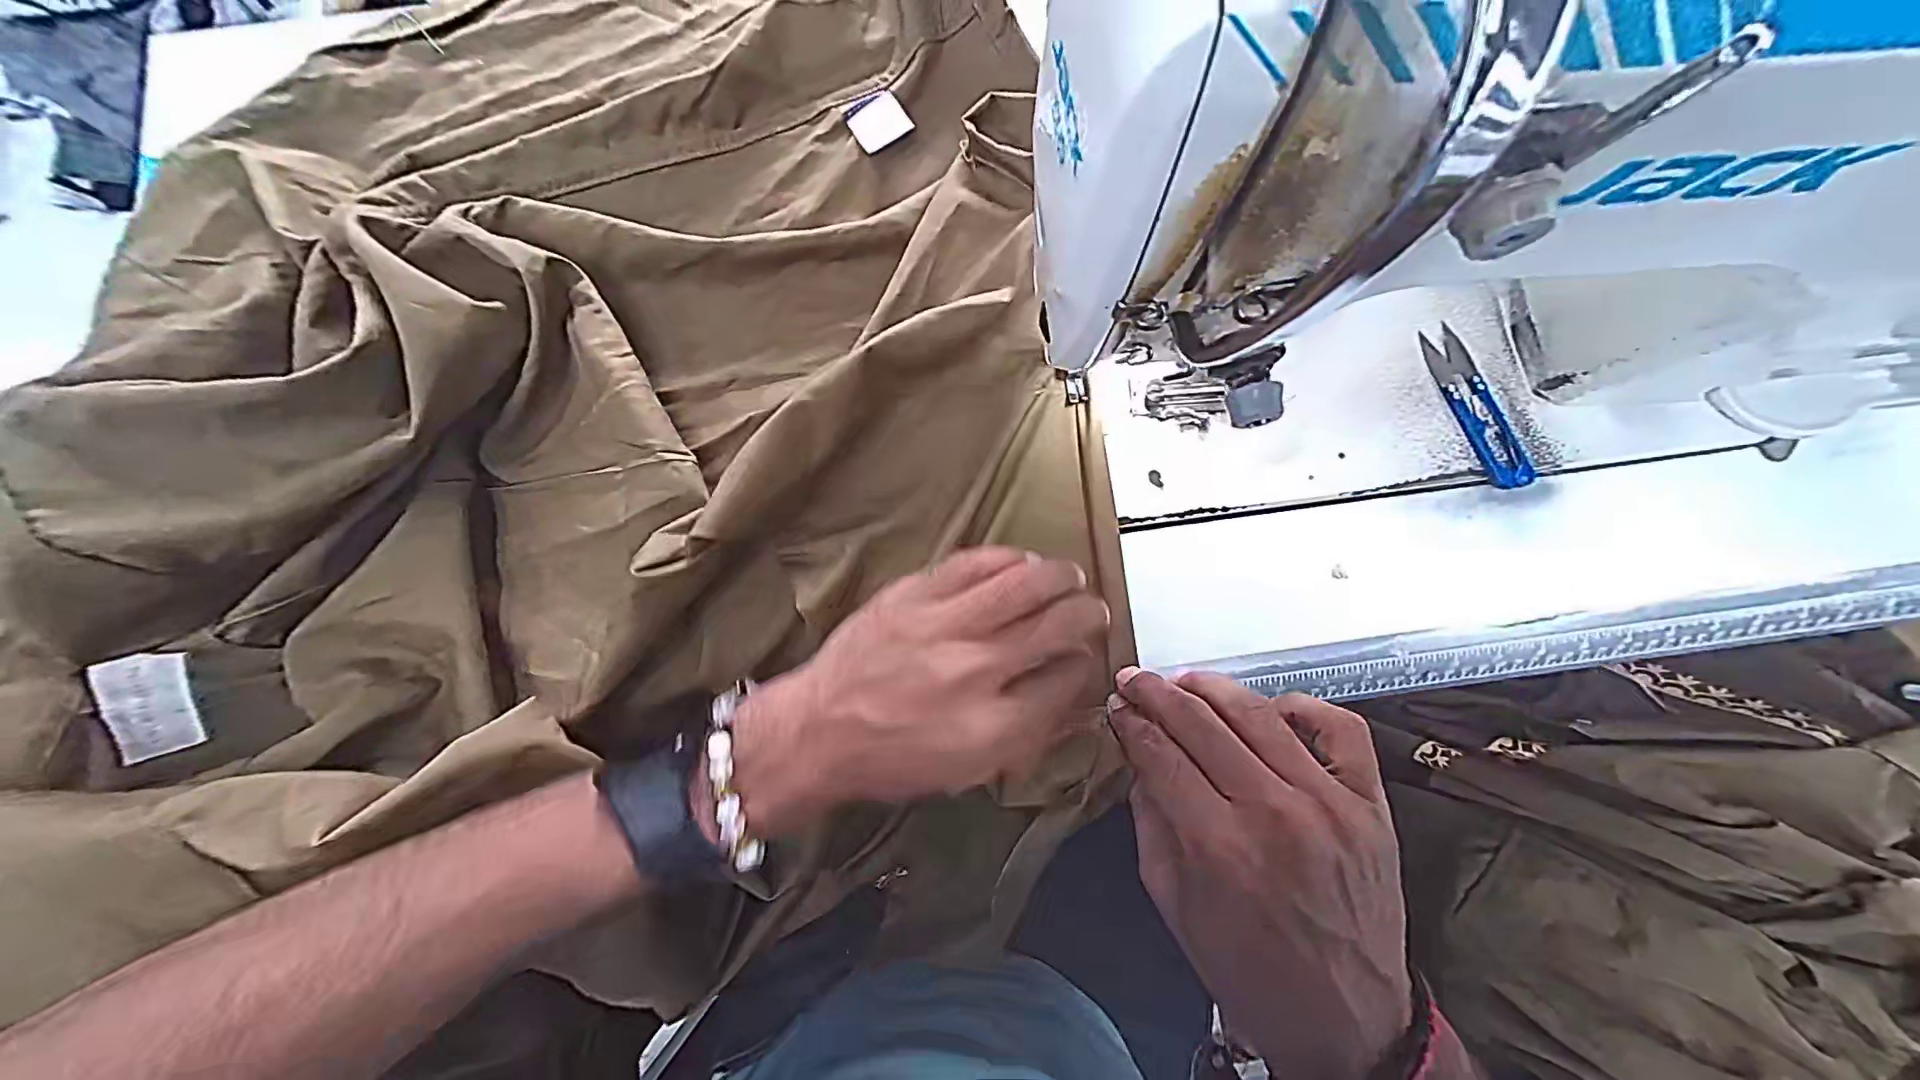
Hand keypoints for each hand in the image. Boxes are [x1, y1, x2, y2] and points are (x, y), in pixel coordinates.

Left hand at [727, 547, 1107, 833]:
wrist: (817, 731)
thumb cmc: (889, 757)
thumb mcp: (968, 768)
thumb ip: (1030, 735)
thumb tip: (1074, 703)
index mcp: (992, 725)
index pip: (1066, 680)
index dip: (1084, 665)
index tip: (1083, 659)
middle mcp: (973, 671)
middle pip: (1057, 626)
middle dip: (1087, 615)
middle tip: (1092, 611)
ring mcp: (941, 626)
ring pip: (1024, 584)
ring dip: (1059, 576)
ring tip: (1069, 577)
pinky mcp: (912, 595)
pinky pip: (974, 562)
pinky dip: (1008, 557)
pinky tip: (1021, 561)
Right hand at [1110, 669, 1410, 1076]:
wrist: (1347, 1024)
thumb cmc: (1245, 969)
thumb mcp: (1172, 903)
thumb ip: (1151, 822)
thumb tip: (1140, 758)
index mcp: (1217, 845)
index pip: (1159, 753)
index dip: (1130, 721)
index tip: (1116, 706)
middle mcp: (1273, 812)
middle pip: (1200, 723)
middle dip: (1155, 692)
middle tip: (1133, 679)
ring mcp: (1329, 803)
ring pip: (1259, 714)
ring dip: (1211, 687)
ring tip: (1183, 681)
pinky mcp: (1371, 805)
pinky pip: (1341, 730)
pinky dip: (1303, 706)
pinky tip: (1271, 707)